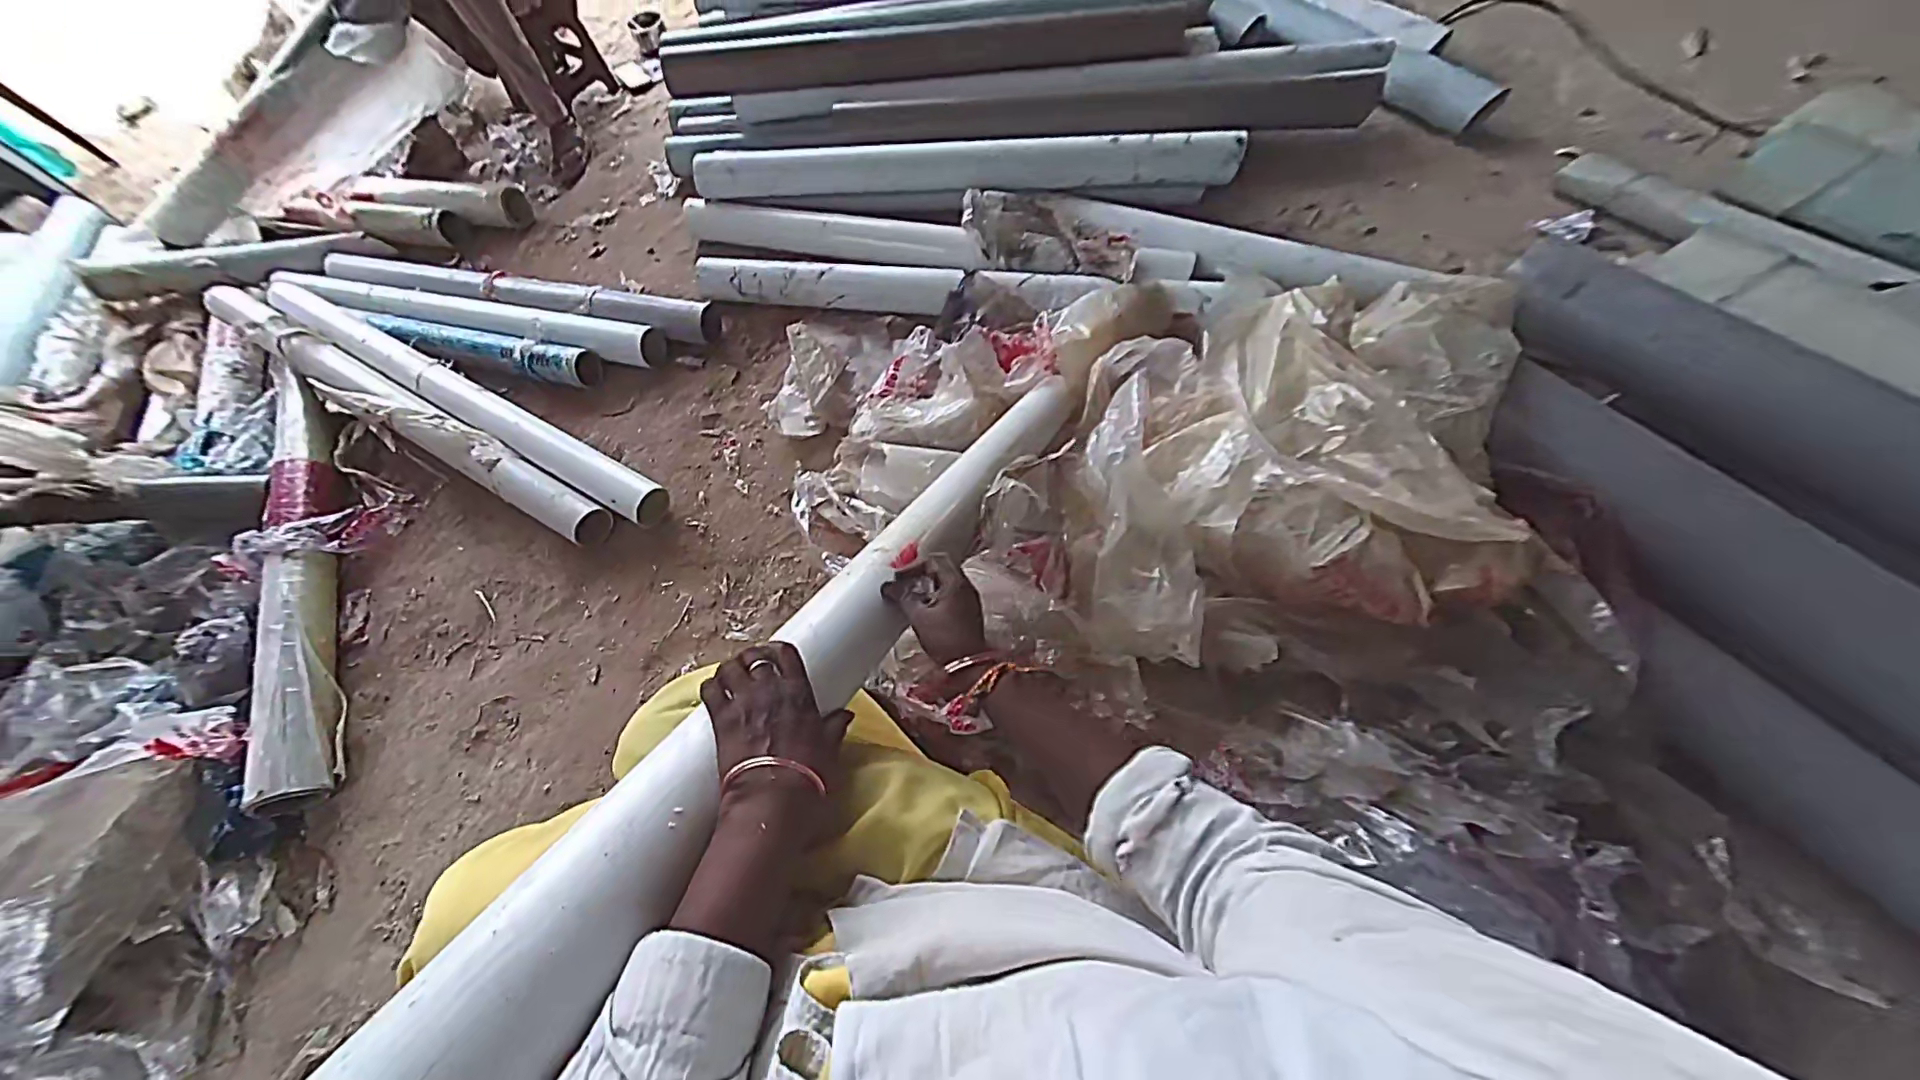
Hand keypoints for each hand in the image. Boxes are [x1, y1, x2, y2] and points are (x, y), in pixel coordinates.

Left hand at [701, 643, 851, 808]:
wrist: (772, 795)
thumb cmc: (807, 773)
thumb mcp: (829, 747)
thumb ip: (834, 726)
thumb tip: (845, 715)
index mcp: (798, 691)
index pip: (786, 654)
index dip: (777, 650)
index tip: (774, 655)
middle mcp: (770, 688)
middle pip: (755, 658)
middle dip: (751, 660)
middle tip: (750, 667)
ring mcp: (743, 701)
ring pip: (729, 668)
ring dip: (729, 670)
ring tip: (730, 677)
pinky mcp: (721, 718)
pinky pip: (709, 689)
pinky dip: (710, 686)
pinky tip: (714, 692)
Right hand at [880, 554, 988, 665]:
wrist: (969, 666)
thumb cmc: (945, 640)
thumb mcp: (919, 617)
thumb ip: (903, 598)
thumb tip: (889, 587)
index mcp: (956, 583)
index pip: (934, 560)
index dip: (914, 567)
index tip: (899, 579)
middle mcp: (966, 587)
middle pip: (942, 568)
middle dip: (920, 574)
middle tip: (903, 585)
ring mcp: (969, 599)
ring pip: (946, 582)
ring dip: (927, 585)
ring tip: (910, 596)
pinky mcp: (969, 612)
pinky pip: (951, 594)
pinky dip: (935, 595)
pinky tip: (923, 608)